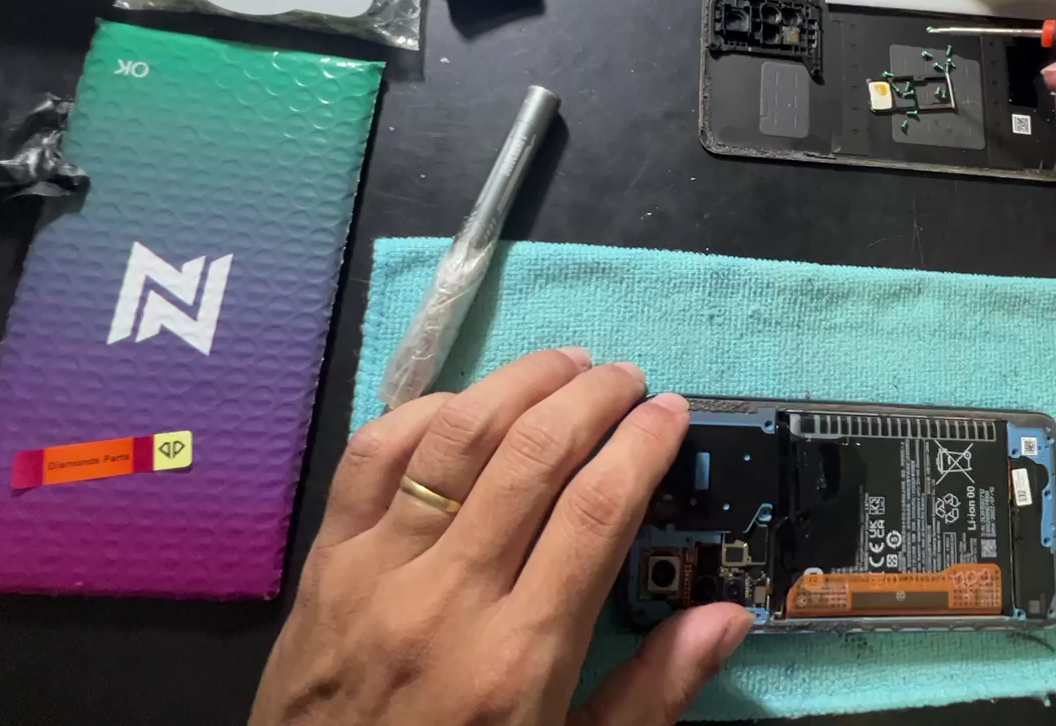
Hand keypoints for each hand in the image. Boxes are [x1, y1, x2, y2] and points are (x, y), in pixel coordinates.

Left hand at [251, 350, 751, 725]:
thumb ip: (654, 693)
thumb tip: (730, 616)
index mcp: (519, 656)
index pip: (597, 509)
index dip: (642, 443)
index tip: (669, 410)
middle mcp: (447, 597)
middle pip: (533, 452)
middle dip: (593, 396)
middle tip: (626, 378)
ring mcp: (376, 569)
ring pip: (458, 434)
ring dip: (521, 380)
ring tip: (566, 364)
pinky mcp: (326, 557)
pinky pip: (373, 452)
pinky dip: (427, 409)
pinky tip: (471, 401)